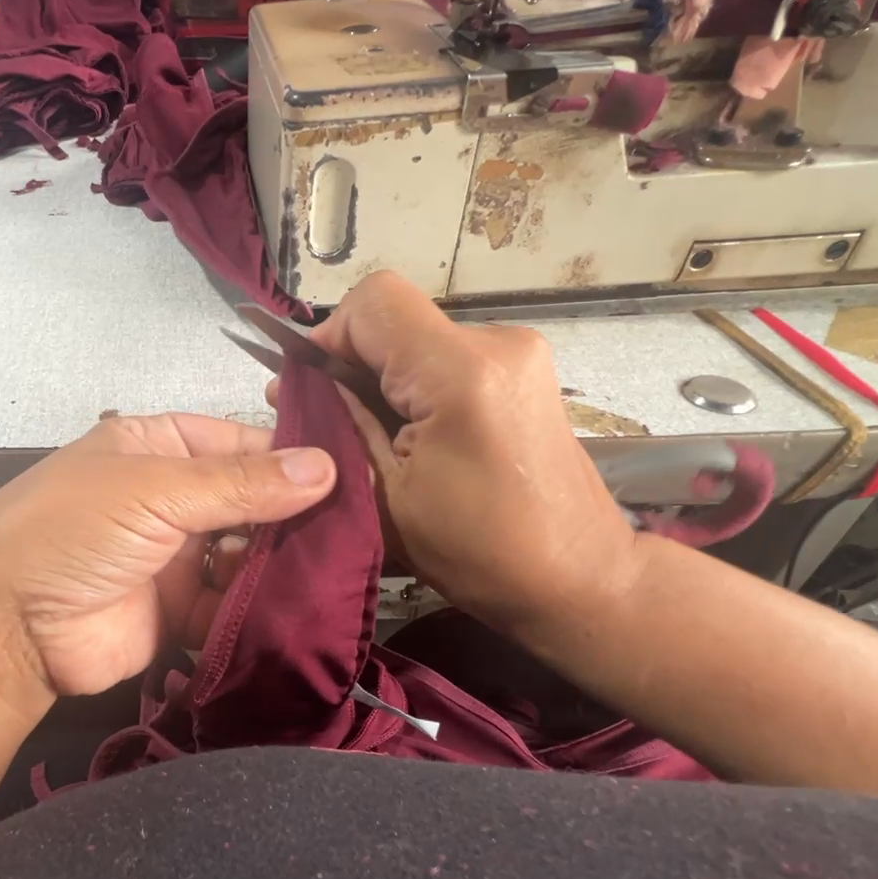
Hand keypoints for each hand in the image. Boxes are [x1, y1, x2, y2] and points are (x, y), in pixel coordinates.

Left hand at [0, 413, 336, 716]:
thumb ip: (240, 484)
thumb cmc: (73, 531)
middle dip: (297, 514)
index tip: (356, 472)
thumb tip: (326, 466)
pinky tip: (307, 607)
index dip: (293, 456)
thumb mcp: (154, 490)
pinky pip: (232, 605)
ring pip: (246, 555)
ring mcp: (175, 557)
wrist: (6, 628)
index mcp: (156, 447)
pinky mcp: (179, 613)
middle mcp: (169, 498)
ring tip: (347, 567)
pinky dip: (262, 607)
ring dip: (285, 562)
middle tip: (366, 527)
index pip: (239, 442)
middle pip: (249, 500)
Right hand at [301, 271, 642, 634]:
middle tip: (331, 426)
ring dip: (385, 382)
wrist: (578, 576)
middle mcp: (497, 342)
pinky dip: (417, 389)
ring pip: (418, 341)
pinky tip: (417, 439)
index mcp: (461, 372)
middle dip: (353, 367)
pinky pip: (447, 359)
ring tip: (379, 442)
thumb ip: (340, 426)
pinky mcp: (524, 371)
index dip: (329, 336)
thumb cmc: (478, 550)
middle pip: (395, 321)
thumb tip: (298, 383)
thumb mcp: (383, 497)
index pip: (373, 302)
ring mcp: (519, 353)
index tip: (314, 390)